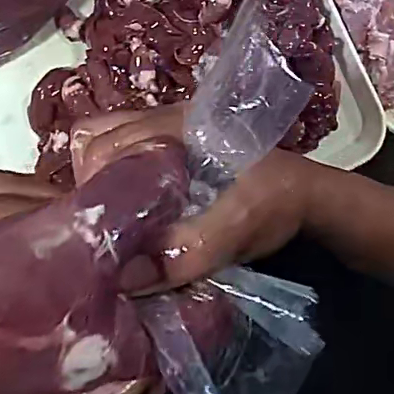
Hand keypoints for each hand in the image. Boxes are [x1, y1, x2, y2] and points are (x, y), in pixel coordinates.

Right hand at [69, 107, 321, 293]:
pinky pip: (123, 153)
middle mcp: (164, 116)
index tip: (98, 230)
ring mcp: (166, 127)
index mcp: (177, 124)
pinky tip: (129, 215)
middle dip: (90, 187)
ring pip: (105, 145)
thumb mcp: (236, 230)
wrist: (304, 196)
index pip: (102, 143)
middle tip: (104, 232)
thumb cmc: (274, 204)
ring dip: (100, 184)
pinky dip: (114, 180)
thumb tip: (120, 276)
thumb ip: (185, 251)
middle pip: (96, 141)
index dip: (91, 187)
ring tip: (114, 225)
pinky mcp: (170, 144)